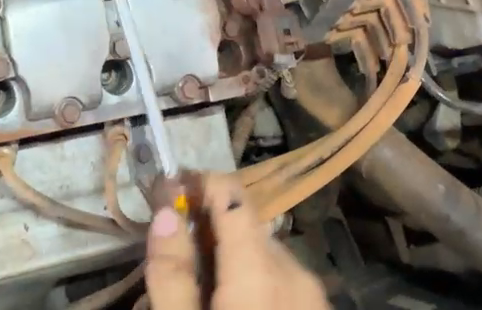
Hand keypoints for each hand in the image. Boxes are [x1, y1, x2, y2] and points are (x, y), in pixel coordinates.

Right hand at [145, 174, 328, 309]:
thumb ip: (172, 272)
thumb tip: (166, 210)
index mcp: (260, 267)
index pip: (229, 191)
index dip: (195, 183)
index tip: (166, 193)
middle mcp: (296, 270)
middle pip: (242, 223)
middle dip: (208, 230)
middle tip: (176, 257)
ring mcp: (316, 296)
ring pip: (262, 253)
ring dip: (231, 258)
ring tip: (202, 289)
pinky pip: (282, 281)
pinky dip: (255, 283)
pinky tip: (233, 304)